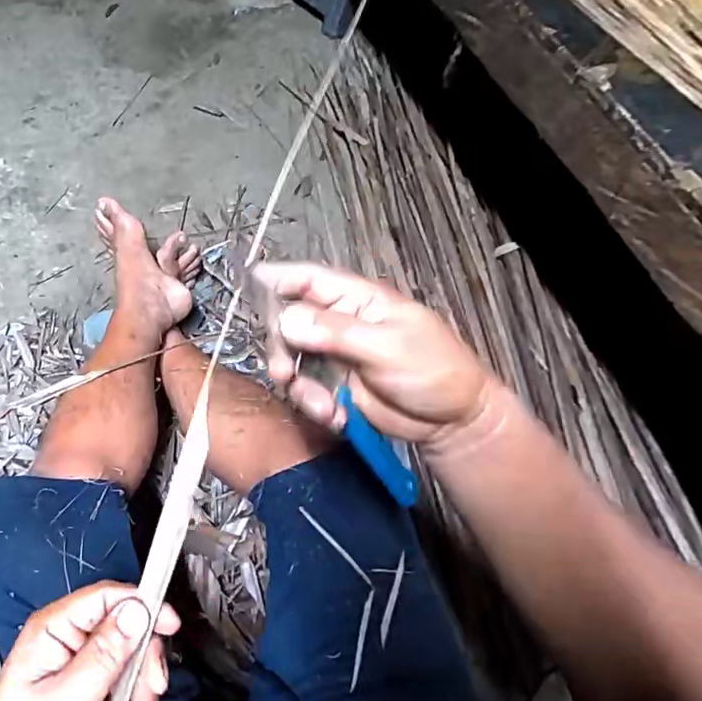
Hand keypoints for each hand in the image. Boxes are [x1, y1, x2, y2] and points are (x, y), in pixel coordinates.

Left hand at [0, 584, 179, 700]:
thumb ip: (105, 654)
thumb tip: (135, 611)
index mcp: (52, 632)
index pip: (107, 598)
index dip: (142, 606)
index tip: (168, 625)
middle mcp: (66, 646)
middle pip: (127, 633)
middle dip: (143, 670)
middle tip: (149, 697)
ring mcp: (78, 674)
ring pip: (132, 666)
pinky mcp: (90, 700)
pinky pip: (127, 694)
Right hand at [254, 262, 503, 454]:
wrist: (453, 422)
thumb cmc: (433, 370)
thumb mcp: (388, 346)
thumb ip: (336, 333)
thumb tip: (286, 320)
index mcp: (357, 300)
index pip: (310, 279)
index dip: (278, 277)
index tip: (248, 284)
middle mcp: (339, 323)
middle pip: (289, 321)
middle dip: (281, 346)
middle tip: (284, 371)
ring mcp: (334, 356)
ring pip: (292, 360)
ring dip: (298, 383)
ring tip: (322, 406)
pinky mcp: (333, 387)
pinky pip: (305, 390)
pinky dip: (314, 405)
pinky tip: (337, 417)